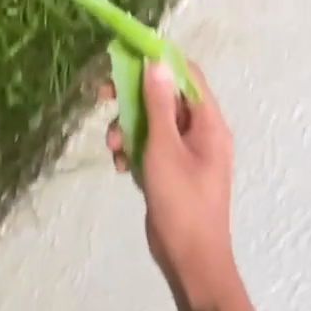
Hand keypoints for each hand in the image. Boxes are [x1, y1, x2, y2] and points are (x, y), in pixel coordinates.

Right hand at [102, 60, 253, 310]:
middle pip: (163, 95)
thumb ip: (158, 103)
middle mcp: (200, 132)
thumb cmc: (182, 200)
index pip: (186, 75)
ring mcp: (185, 151)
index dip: (159, 59)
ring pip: (150, 120)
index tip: (126, 52)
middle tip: (102, 95)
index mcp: (209, 124)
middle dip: (131, 96)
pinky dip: (131, 147)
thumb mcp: (164, 146)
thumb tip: (156, 61)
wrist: (190, 258)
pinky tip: (121, 164)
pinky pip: (147, 143)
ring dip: (126, 126)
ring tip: (114, 145)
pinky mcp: (171, 167)